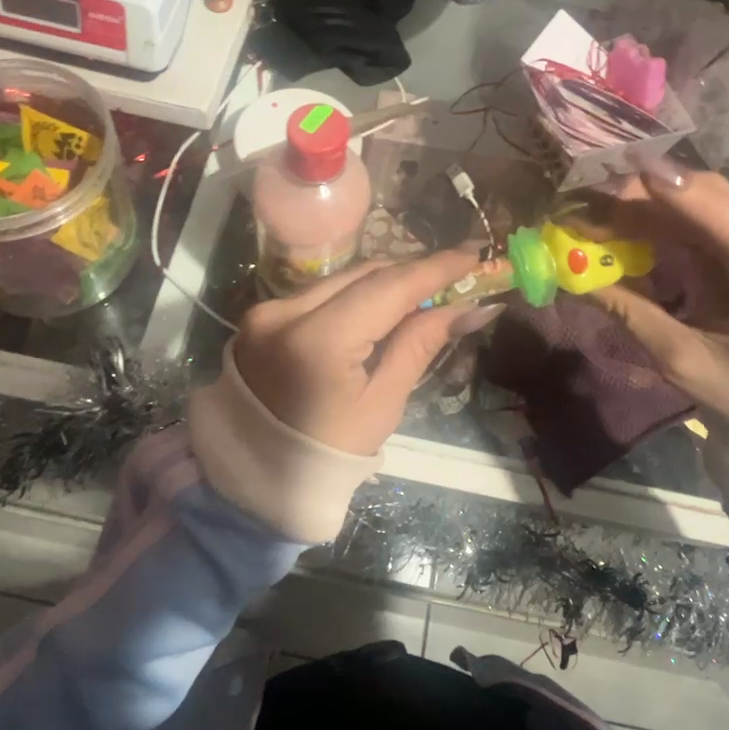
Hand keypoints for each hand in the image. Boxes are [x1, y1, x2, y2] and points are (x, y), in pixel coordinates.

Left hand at [234, 248, 501, 455]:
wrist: (255, 477)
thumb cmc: (327, 454)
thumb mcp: (382, 405)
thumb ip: (419, 345)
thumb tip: (470, 308)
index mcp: (317, 341)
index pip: (388, 288)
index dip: (435, 268)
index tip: (473, 253)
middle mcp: (285, 311)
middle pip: (364, 275)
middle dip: (413, 272)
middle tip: (456, 275)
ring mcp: (267, 310)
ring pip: (341, 278)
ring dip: (385, 281)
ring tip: (425, 290)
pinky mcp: (260, 315)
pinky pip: (319, 292)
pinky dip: (355, 294)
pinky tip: (382, 306)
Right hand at [581, 166, 728, 443]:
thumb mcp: (682, 364)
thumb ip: (632, 313)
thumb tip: (574, 273)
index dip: (700, 202)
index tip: (646, 174)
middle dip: (659, 198)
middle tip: (596, 195)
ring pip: (719, 209)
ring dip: (658, 205)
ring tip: (601, 206)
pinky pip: (717, 221)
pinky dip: (671, 219)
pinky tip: (630, 215)